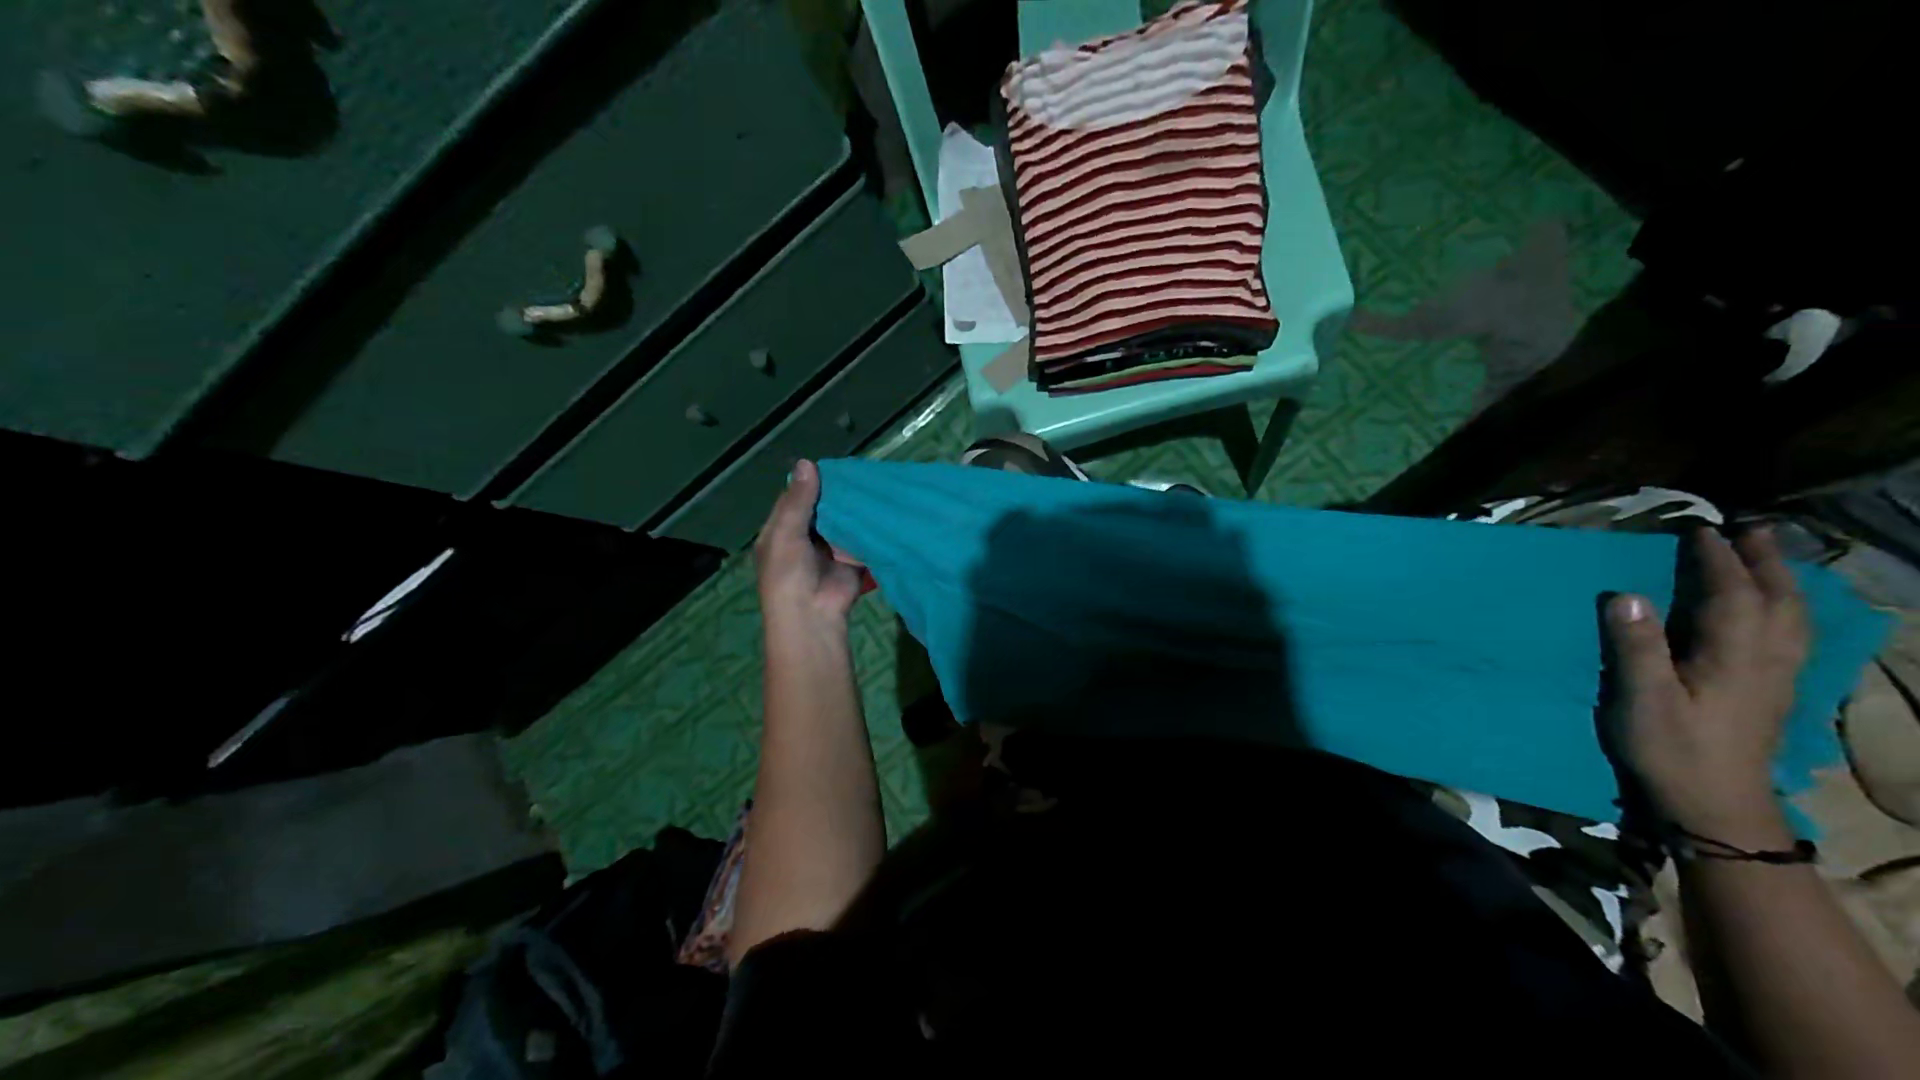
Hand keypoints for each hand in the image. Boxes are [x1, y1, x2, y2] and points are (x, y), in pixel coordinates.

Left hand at [753, 459, 862, 625]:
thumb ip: (798, 500)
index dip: (809, 484)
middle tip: (857, 471)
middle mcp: (804, 538)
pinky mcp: (850, 558)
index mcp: (780, 532)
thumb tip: (807, 462)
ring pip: (842, 521)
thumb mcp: (786, 532)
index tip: (831, 466)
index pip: (794, 500)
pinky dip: (867, 524)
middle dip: (836, 494)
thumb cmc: (789, 572)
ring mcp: (829, 548)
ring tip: (872, 481)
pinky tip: (880, 504)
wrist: (813, 613)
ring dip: (853, 508)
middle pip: (821, 509)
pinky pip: (859, 537)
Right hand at [1605, 526, 1809, 846]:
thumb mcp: (1642, 699)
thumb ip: (1636, 647)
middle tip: (1750, 530)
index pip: (1732, 595)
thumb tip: (1625, 596)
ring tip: (1768, 560)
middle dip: (1764, 563)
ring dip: (1781, 583)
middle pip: (1777, 601)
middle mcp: (1766, 660)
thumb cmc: (1671, 748)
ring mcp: (1776, 679)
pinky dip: (1785, 611)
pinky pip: (1790, 637)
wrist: (1716, 805)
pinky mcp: (1772, 693)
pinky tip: (1776, 613)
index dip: (1717, 561)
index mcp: (1734, 657)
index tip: (1699, 531)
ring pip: (1791, 619)